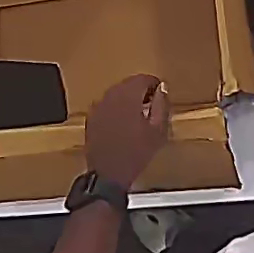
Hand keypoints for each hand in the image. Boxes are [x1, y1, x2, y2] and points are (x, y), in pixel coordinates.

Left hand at [85, 74, 170, 189]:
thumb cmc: (136, 153)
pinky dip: (116, 108)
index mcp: (128, 95)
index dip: (154, 85)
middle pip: (128, 84)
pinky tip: (122, 124)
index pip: (143, 78)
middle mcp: (110, 95)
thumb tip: (162, 88)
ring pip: (117, 93)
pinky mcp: (91, 116)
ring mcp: (98, 105)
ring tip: (138, 116)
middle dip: (141, 91)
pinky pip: (107, 105)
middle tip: (151, 106)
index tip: (160, 95)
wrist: (108, 174)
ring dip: (128, 99)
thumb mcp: (158, 131)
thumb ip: (161, 105)